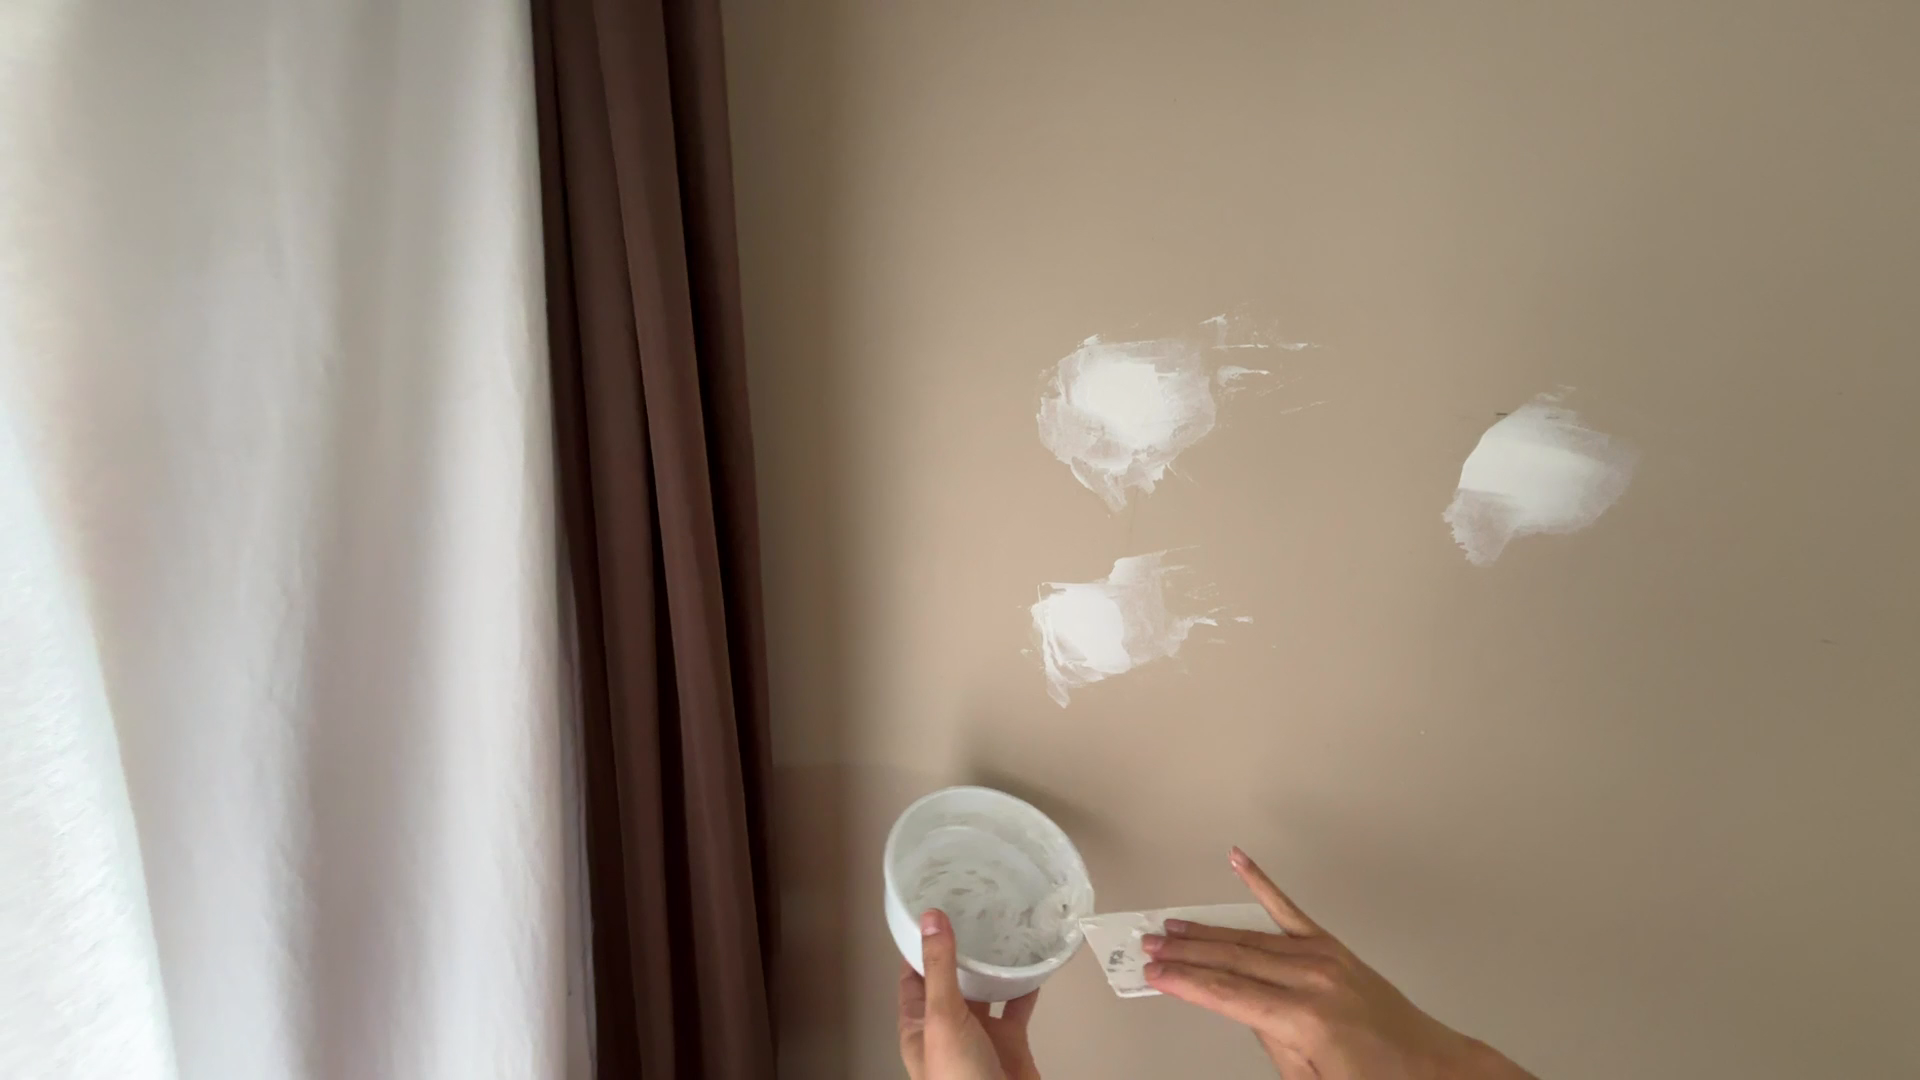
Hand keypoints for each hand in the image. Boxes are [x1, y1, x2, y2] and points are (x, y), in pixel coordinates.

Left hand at [898, 909, 1042, 1079]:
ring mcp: (979, 1036)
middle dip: (961, 946)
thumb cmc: (961, 1079)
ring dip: (993, 963)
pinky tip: (1032, 959)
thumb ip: (939, 968)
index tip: (932, 903)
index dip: (919, 940)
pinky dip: (1024, 984)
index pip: (913, 973)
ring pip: (984, 989)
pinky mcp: (1009, 1044)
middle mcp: (946, 1027)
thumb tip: (929, 916)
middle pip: (950, 977)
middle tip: (974, 904)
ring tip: (1003, 924)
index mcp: (919, 1025)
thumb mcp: (943, 1019)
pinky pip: (1016, 1006)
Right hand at [1143, 848, 1534, 1079]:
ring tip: (1169, 927)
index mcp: (1303, 1020)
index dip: (1185, 982)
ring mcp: (1320, 956)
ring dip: (1205, 931)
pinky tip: (1237, 858)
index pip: (1227, 994)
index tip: (1153, 974)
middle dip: (1184, 954)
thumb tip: (1242, 1006)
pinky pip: (1288, 909)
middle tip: (1147, 946)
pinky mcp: (1330, 945)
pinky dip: (1260, 882)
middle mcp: (1309, 978)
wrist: (1435, 1072)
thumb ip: (1272, 1044)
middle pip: (1230, 960)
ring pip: (1248, 937)